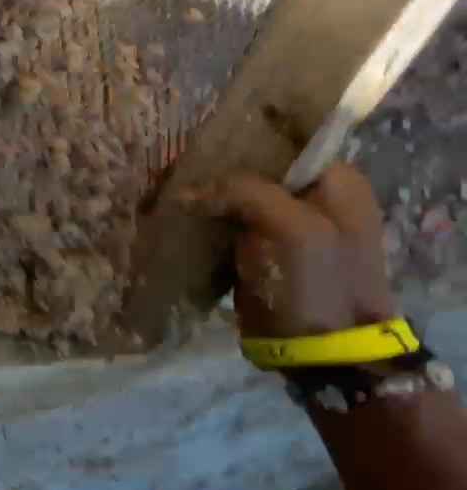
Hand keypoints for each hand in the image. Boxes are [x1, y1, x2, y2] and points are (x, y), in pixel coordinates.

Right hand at [181, 162, 396, 339]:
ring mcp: (281, 225)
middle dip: (205, 171)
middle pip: (248, 168)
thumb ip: (243, 191)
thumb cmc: (316, 281)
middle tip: (164, 175)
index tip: (190, 149)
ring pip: (228, 195)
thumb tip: (184, 192)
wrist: (317, 347)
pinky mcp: (255, 249)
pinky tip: (165, 217)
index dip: (235, 142)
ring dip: (194, 196)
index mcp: (334, 183)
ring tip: (154, 195)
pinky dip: (194, 219)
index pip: (279, 143)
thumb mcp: (291, 226)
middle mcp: (310, 198)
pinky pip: (220, 222)